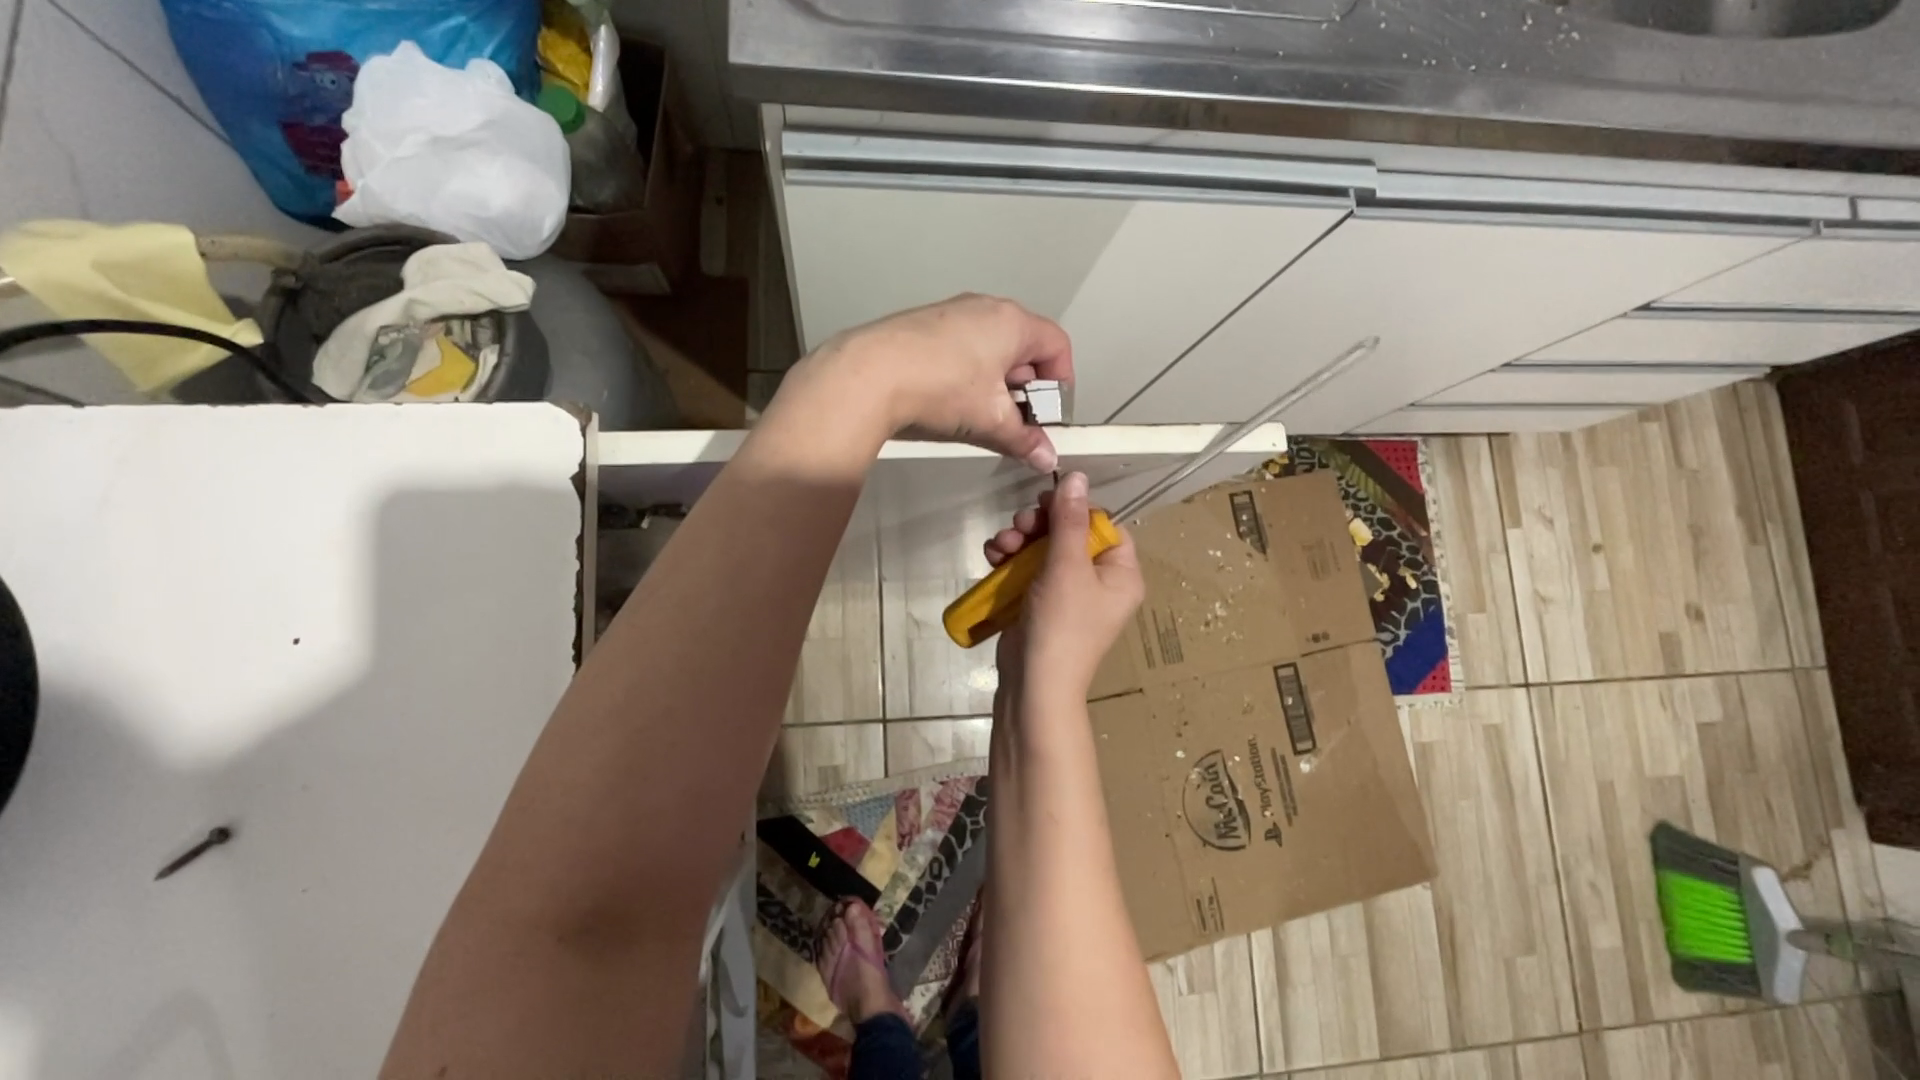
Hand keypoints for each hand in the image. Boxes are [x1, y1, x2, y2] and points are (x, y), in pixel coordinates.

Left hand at [802, 294, 1072, 470]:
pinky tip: (948, 403)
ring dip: (994, 384)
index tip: (1048, 416)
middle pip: (1023, 347)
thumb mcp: (991, 419)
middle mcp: (984, 308)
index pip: (1057, 345)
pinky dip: (966, 376)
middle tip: (1015, 422)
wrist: (868, 375)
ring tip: (979, 416)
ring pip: (989, 349)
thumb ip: (1024, 439)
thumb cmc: (940, 387)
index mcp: (1012, 321)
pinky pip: (960, 350)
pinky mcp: (922, 327)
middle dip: (1025, 388)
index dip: (1061, 383)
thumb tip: (1045, 456)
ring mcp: (950, 314)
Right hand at [984, 472, 1144, 700]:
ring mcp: (1069, 595)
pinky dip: (1011, 561)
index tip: (1046, 503)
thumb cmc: (1061, 624)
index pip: (1103, 525)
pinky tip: (992, 557)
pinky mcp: (1041, 604)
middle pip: (1070, 534)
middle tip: (1018, 525)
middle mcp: (1100, 582)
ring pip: (1044, 550)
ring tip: (999, 546)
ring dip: (1019, 541)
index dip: (1074, 510)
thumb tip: (1078, 476)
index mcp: (1121, 574)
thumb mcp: (1067, 567)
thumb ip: (1070, 519)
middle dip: (1038, 526)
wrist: (1034, 684)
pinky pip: (1028, 570)